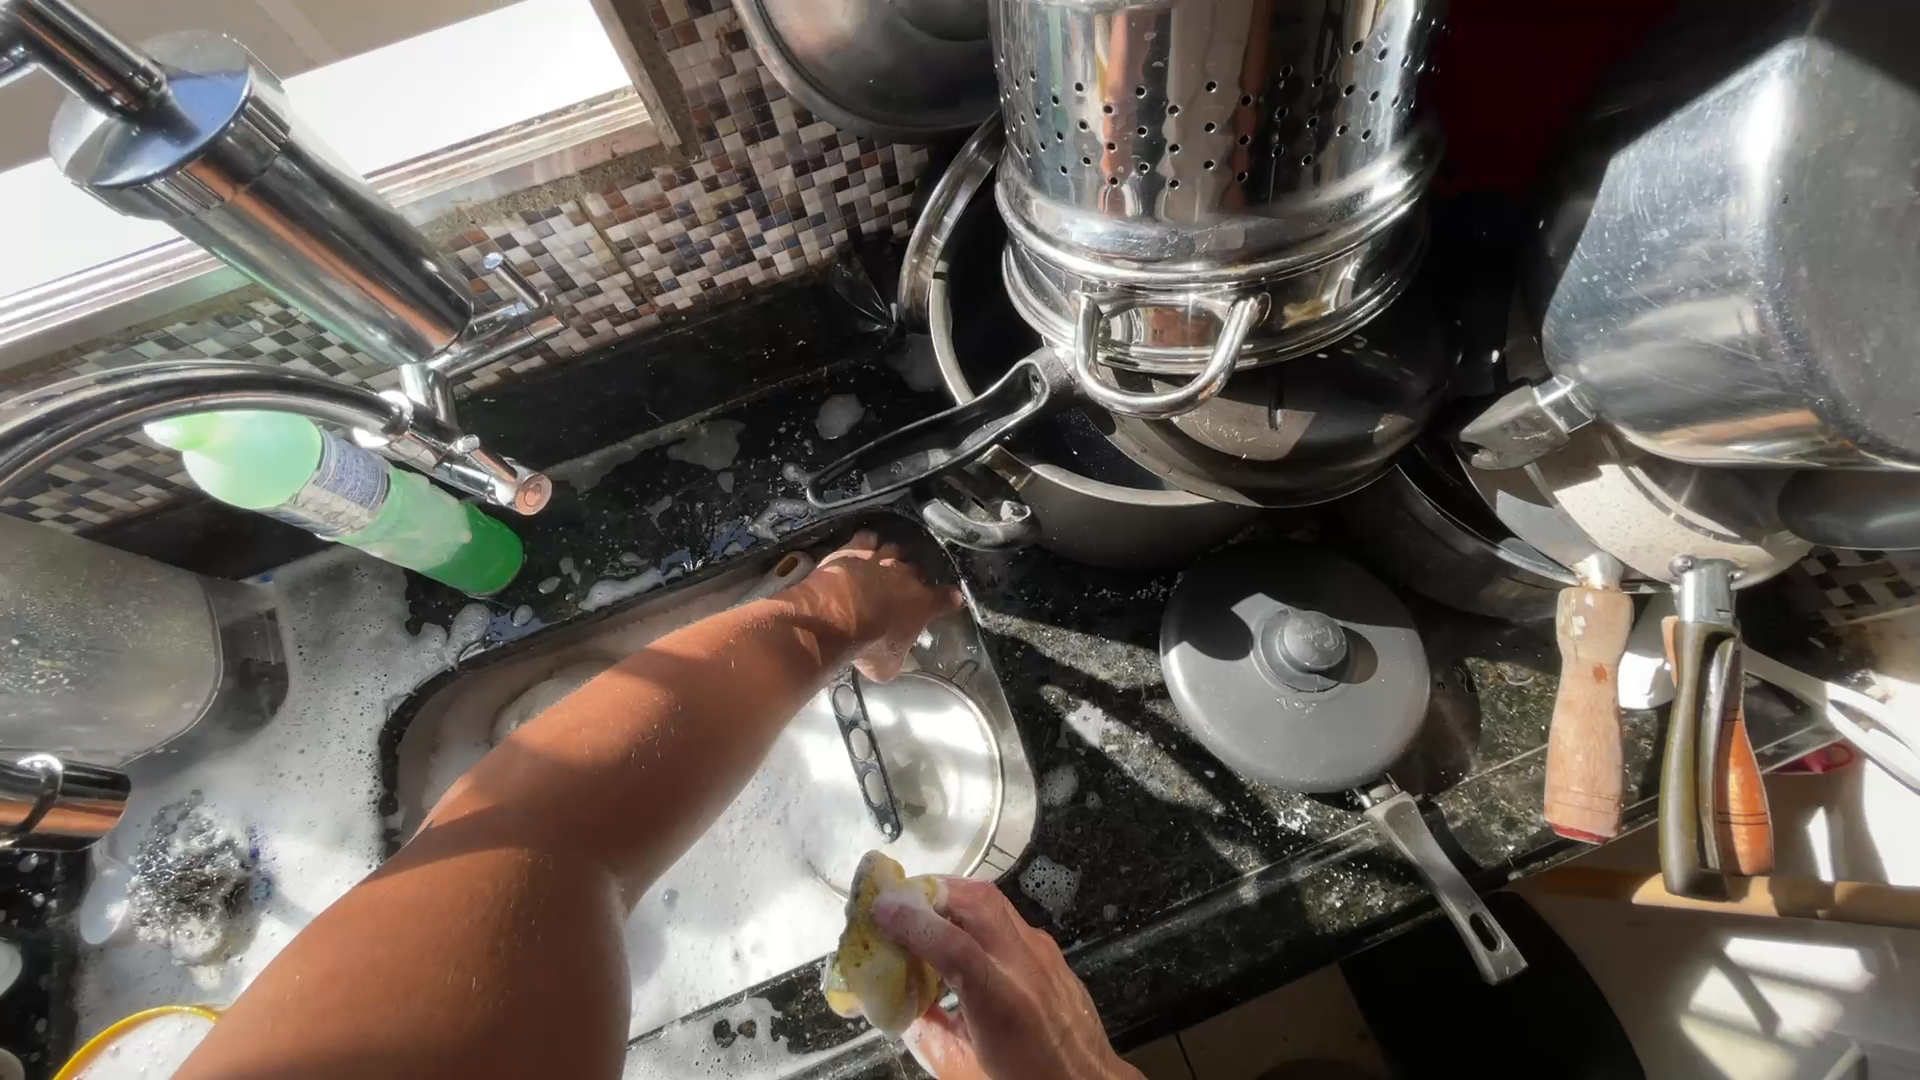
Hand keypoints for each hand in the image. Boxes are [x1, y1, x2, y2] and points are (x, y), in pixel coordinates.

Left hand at [792, 530, 963, 680]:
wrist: (835, 617)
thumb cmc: (867, 645)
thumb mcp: (887, 665)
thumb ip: (897, 657)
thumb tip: (892, 661)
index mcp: (923, 604)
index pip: (947, 598)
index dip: (950, 599)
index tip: (952, 599)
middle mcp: (907, 576)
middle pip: (919, 569)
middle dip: (916, 576)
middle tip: (906, 585)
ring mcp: (882, 558)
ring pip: (896, 548)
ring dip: (893, 555)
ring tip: (886, 562)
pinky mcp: (856, 549)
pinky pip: (867, 539)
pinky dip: (867, 543)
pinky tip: (863, 547)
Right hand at [873, 878, 1140, 1079]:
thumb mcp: (962, 1072)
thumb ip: (925, 1032)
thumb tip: (891, 999)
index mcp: (1003, 1005)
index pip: (955, 948)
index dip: (915, 923)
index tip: (881, 908)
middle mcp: (1026, 966)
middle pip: (978, 903)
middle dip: (931, 892)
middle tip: (898, 900)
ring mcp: (1042, 951)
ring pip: (993, 900)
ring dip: (952, 895)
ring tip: (922, 910)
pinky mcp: (1049, 948)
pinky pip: (1006, 915)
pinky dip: (973, 912)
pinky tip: (958, 932)